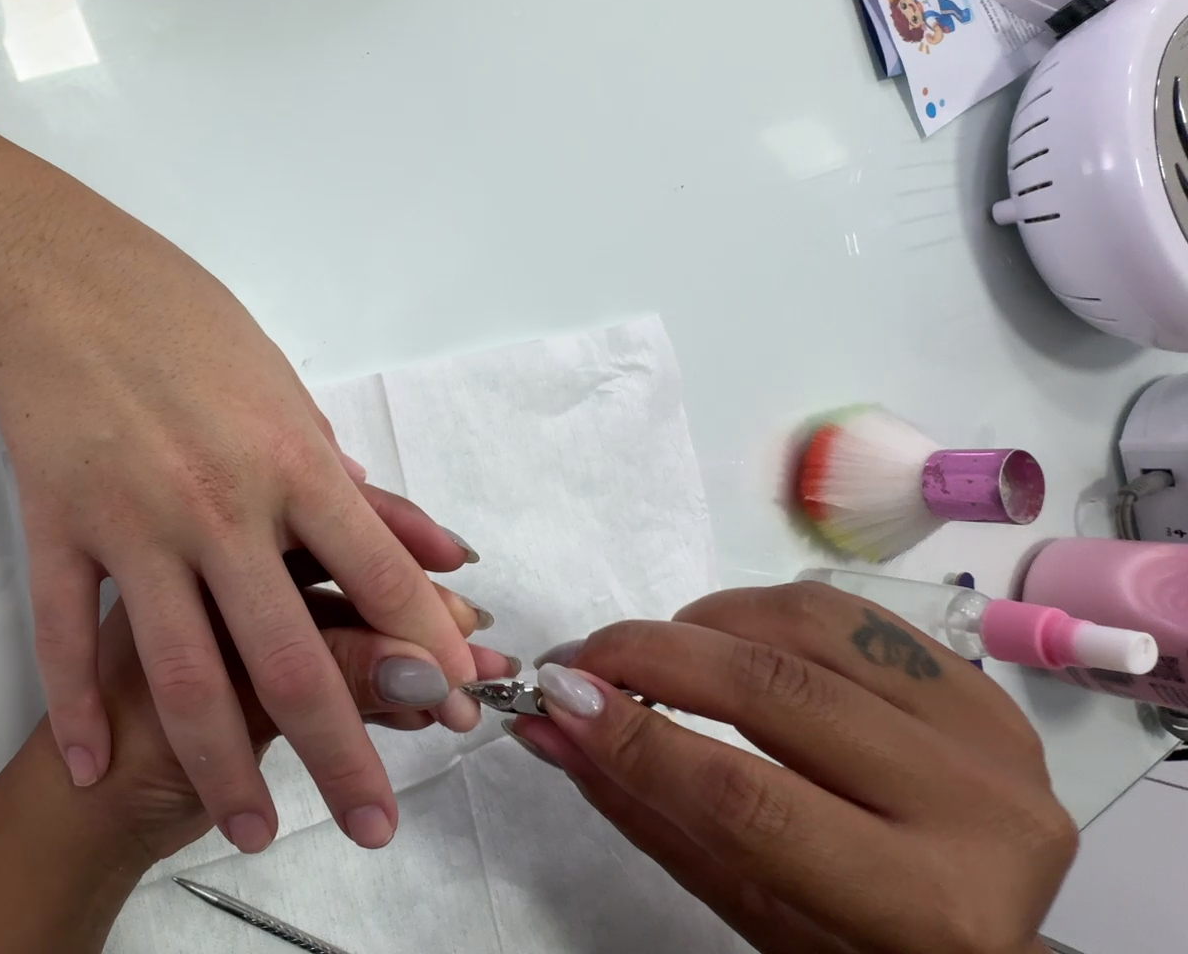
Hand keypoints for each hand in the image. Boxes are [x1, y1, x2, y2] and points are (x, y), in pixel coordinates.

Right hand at [0, 188, 478, 852]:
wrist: (60, 280)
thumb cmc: (181, 319)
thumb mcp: (284, 385)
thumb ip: (347, 479)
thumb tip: (426, 542)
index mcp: (288, 460)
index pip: (377, 578)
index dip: (426, 649)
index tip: (453, 704)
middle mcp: (220, 505)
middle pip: (292, 654)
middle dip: (343, 752)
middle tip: (376, 823)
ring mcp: (132, 524)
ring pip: (183, 673)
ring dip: (222, 766)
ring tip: (255, 830)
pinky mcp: (56, 529)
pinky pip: (66, 636)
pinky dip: (75, 709)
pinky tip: (92, 766)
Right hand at [510, 582, 1076, 953]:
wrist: (973, 918)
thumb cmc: (840, 932)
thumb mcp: (734, 896)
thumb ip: (636, 802)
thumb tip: (543, 723)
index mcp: (919, 905)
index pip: (742, 797)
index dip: (633, 736)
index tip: (552, 693)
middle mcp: (975, 809)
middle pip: (772, 690)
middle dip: (647, 656)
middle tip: (578, 659)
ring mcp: (986, 733)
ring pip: (803, 625)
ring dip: (696, 625)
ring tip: (653, 656)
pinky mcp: (973, 682)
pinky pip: (836, 610)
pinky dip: (749, 609)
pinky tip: (721, 642)